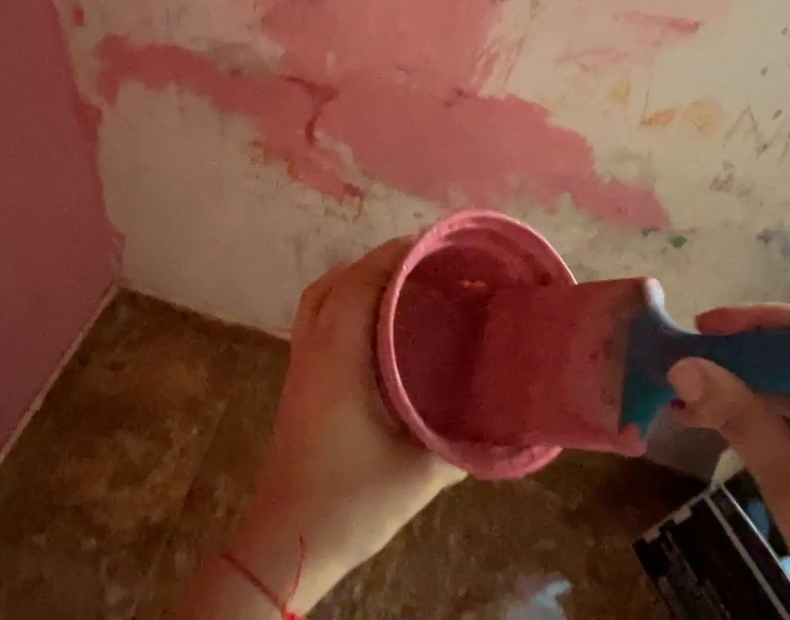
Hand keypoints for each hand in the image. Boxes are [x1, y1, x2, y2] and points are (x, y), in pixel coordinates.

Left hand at [180, 240, 464, 616]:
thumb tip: (504, 420)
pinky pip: (316, 317)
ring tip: (403, 284)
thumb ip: (462, 442)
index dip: (395, 255)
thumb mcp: (419, 474)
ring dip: (357, 279)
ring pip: (321, 296)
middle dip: (380, 261)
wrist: (285, 542)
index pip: (361, 282)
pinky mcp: (297, 380)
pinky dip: (343, 301)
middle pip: (338, 280)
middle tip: (428, 265)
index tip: (435, 247)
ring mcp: (299, 363)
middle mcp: (313, 348)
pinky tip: (377, 326)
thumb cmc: (350, 502)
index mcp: (338, 356)